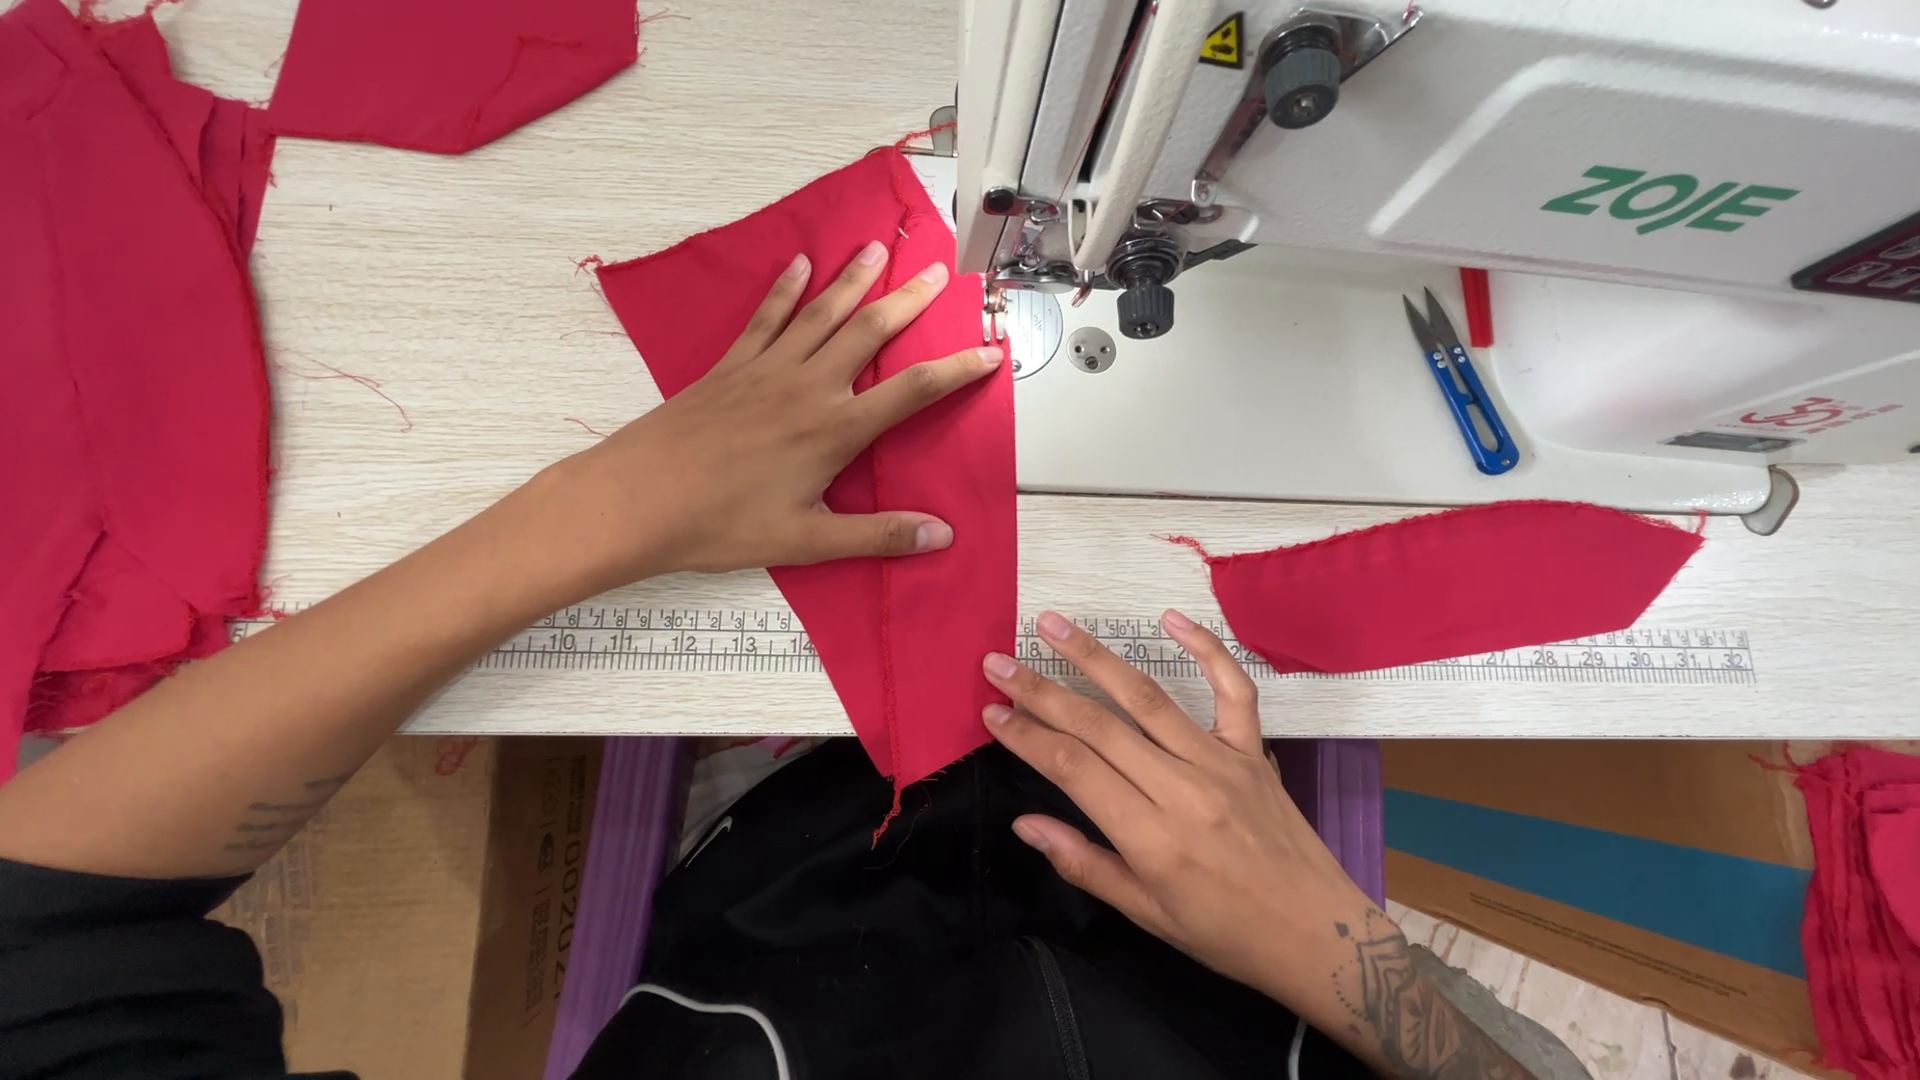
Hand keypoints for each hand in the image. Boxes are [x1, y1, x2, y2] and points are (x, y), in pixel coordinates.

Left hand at [549, 241, 1001, 588]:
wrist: (638, 500)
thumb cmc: (721, 523)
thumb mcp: (808, 540)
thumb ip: (878, 535)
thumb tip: (940, 535)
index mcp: (833, 430)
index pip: (912, 392)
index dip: (957, 370)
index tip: (989, 352)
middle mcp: (806, 388)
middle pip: (869, 333)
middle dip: (909, 302)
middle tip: (937, 273)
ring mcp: (766, 370)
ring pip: (821, 314)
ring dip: (853, 280)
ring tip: (878, 250)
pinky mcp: (730, 367)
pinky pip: (764, 318)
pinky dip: (784, 290)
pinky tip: (797, 267)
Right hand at [980, 610, 1374, 1005]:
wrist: (1319, 937)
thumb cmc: (1225, 934)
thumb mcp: (1148, 915)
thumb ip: (1084, 864)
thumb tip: (1024, 823)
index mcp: (1152, 837)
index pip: (1073, 768)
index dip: (1026, 736)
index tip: (991, 710)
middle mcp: (1182, 789)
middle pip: (1098, 726)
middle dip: (1040, 690)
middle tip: (998, 661)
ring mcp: (1221, 761)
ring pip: (1147, 697)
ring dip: (1094, 657)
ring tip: (1053, 624)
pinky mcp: (1252, 750)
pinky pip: (1232, 690)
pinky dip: (1206, 649)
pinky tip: (1171, 618)